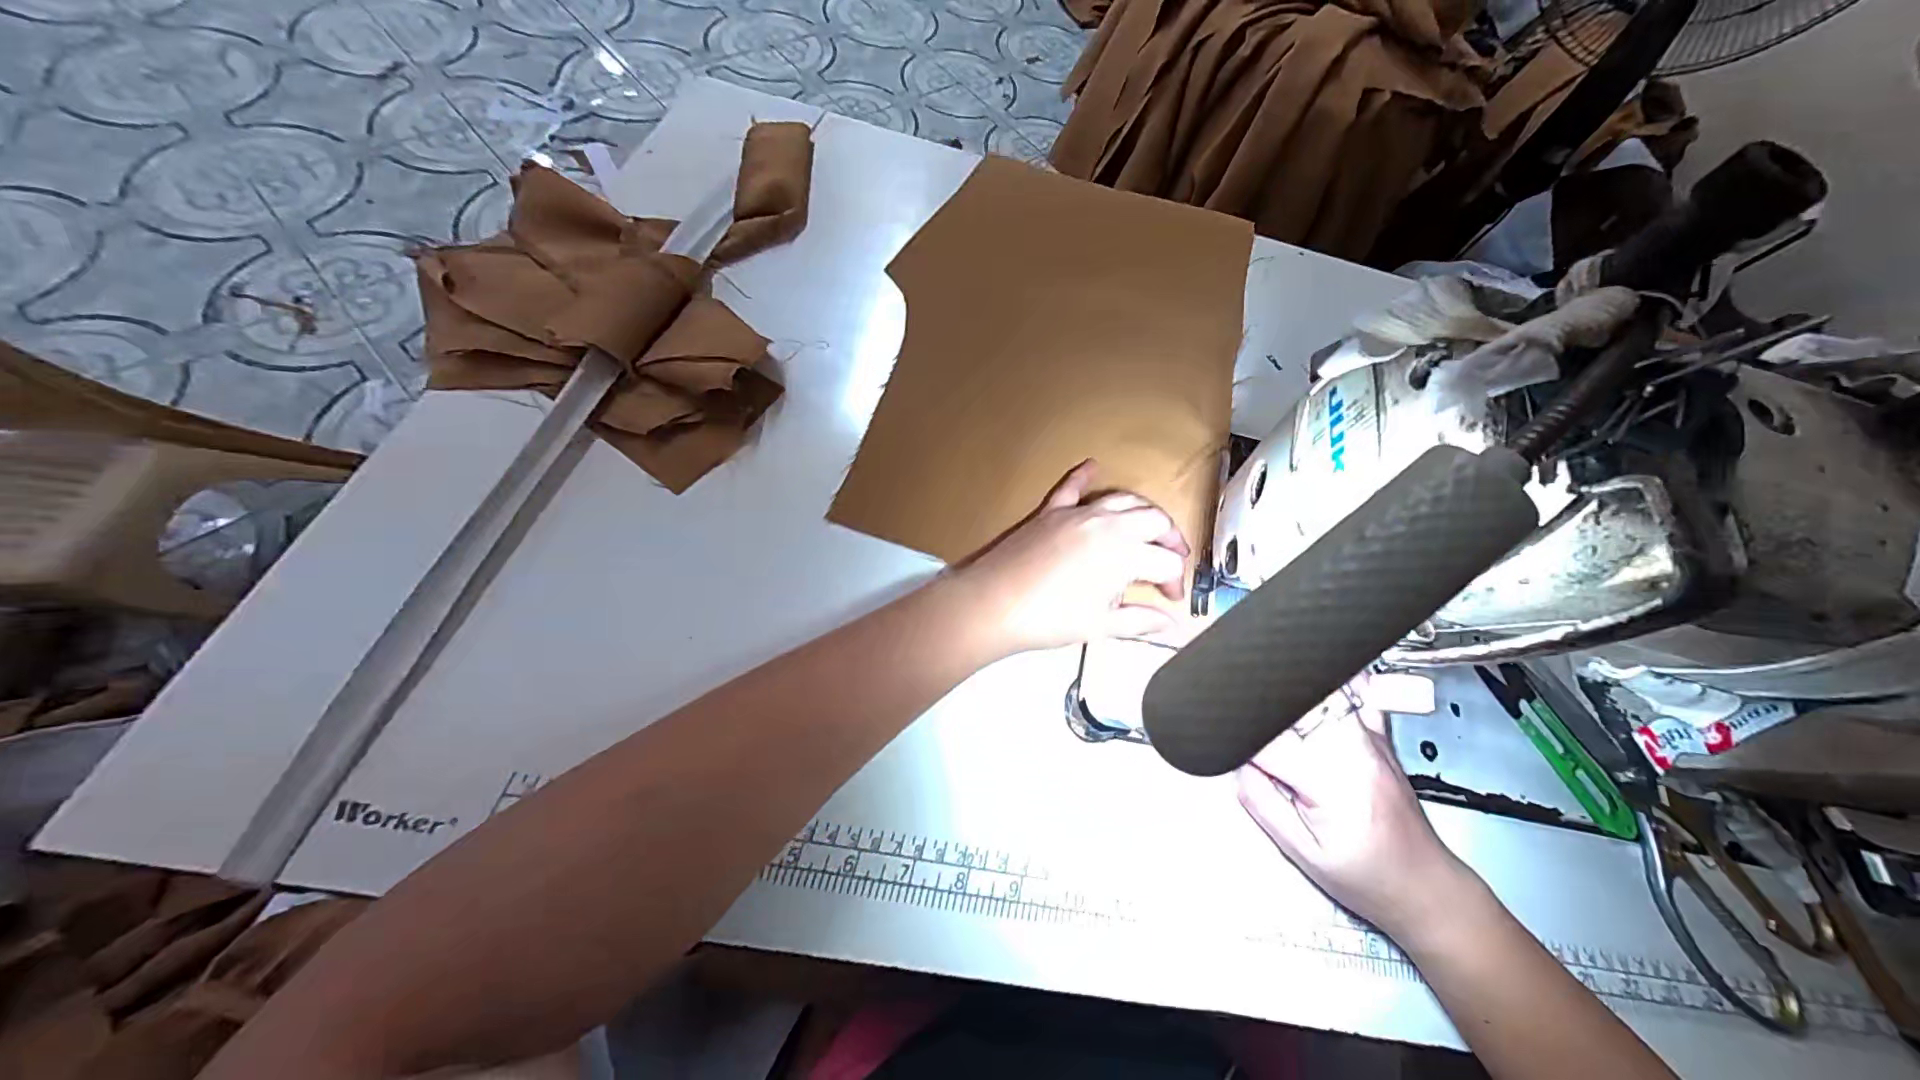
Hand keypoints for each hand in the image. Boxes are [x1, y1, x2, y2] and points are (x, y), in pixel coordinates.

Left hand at [950, 459, 1190, 654]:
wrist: (993, 604)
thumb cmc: (1045, 618)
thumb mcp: (1101, 626)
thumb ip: (1140, 621)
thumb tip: (1167, 624)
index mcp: (1125, 554)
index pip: (1166, 562)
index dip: (1175, 582)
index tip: (1169, 597)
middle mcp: (1106, 525)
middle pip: (1154, 521)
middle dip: (1170, 538)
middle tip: (1172, 558)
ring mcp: (1076, 515)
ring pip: (1122, 499)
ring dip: (1142, 511)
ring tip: (1150, 527)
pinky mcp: (1049, 513)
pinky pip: (1071, 488)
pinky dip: (1083, 476)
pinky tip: (1091, 467)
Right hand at [1235, 676, 1475, 937]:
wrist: (1426, 888)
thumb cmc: (1372, 880)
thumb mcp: (1302, 853)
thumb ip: (1262, 801)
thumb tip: (1239, 764)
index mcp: (1334, 783)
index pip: (1268, 741)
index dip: (1239, 742)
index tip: (1225, 744)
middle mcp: (1356, 752)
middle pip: (1293, 707)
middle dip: (1262, 716)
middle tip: (1249, 737)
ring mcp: (1372, 739)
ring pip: (1321, 691)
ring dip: (1289, 700)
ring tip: (1274, 717)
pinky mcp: (1380, 736)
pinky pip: (1357, 690)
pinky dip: (1331, 686)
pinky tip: (1311, 694)